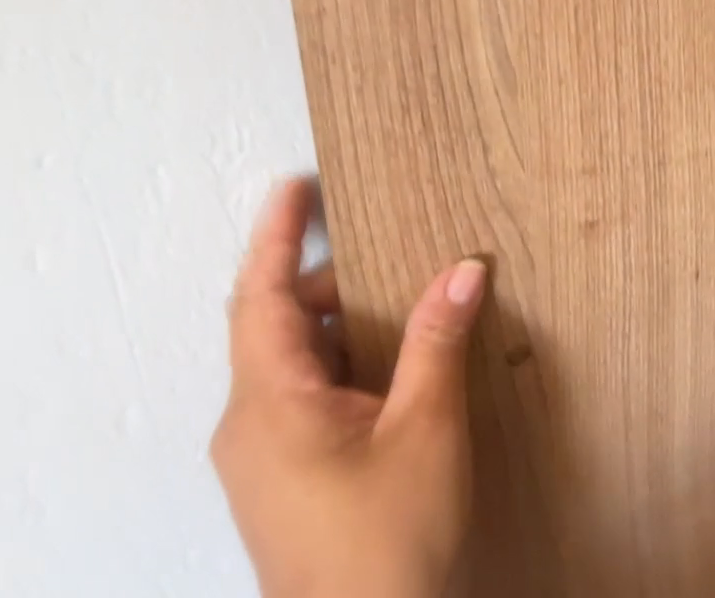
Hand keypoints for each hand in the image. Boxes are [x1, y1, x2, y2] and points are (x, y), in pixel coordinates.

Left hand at [211, 178, 487, 597]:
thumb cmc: (390, 530)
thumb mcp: (425, 426)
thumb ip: (439, 341)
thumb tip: (463, 268)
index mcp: (270, 405)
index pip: (260, 301)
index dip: (274, 238)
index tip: (292, 184)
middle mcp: (251, 423)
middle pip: (279, 328)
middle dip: (332, 278)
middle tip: (392, 242)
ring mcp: (266, 453)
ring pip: (297, 362)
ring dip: (345, 320)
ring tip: (405, 291)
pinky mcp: (289, 472)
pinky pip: (309, 392)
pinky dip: (348, 357)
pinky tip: (396, 358)